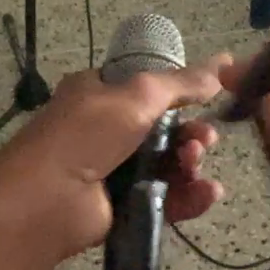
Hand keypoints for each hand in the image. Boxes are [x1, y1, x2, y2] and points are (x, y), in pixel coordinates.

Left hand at [0, 56, 231, 259]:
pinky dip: (188, 195)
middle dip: (190, 132)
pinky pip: (165, 197)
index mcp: (100, 92)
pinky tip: (208, 193)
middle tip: (204, 140)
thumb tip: (224, 62)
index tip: (209, 99)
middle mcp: (106, 128)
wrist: (45, 202)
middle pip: (164, 128)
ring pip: (167, 163)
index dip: (180, 93)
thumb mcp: (137, 95)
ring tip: (196, 165)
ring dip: (191, 162)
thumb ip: (182, 83)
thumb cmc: (87, 134)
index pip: (148, 87)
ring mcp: (113, 169)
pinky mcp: (123, 206)